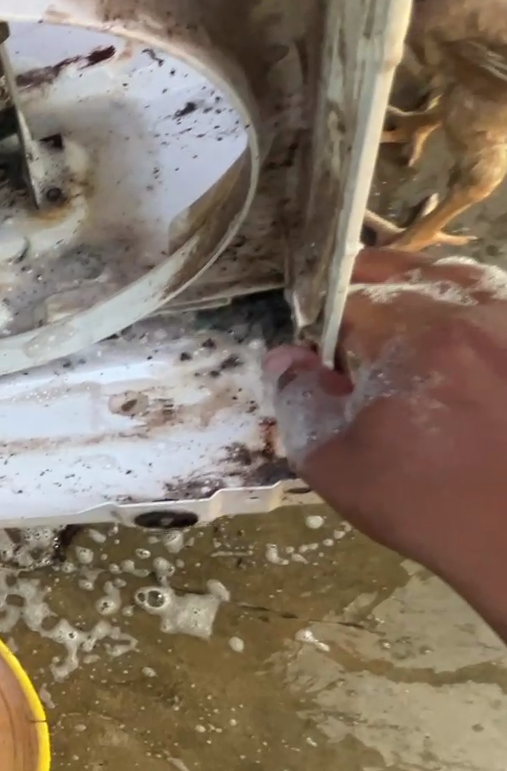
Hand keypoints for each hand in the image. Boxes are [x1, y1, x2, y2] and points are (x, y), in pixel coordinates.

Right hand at [267, 249, 506, 609]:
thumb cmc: (416, 498)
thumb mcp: (327, 456)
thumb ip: (299, 397)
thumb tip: (285, 358)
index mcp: (414, 338)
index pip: (349, 292)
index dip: (314, 306)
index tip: (296, 333)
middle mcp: (480, 319)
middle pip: (414, 272)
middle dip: (366, 286)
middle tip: (336, 319)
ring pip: (467, 283)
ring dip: (420, 296)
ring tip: (389, 331)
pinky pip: (496, 313)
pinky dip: (462, 320)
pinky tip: (442, 354)